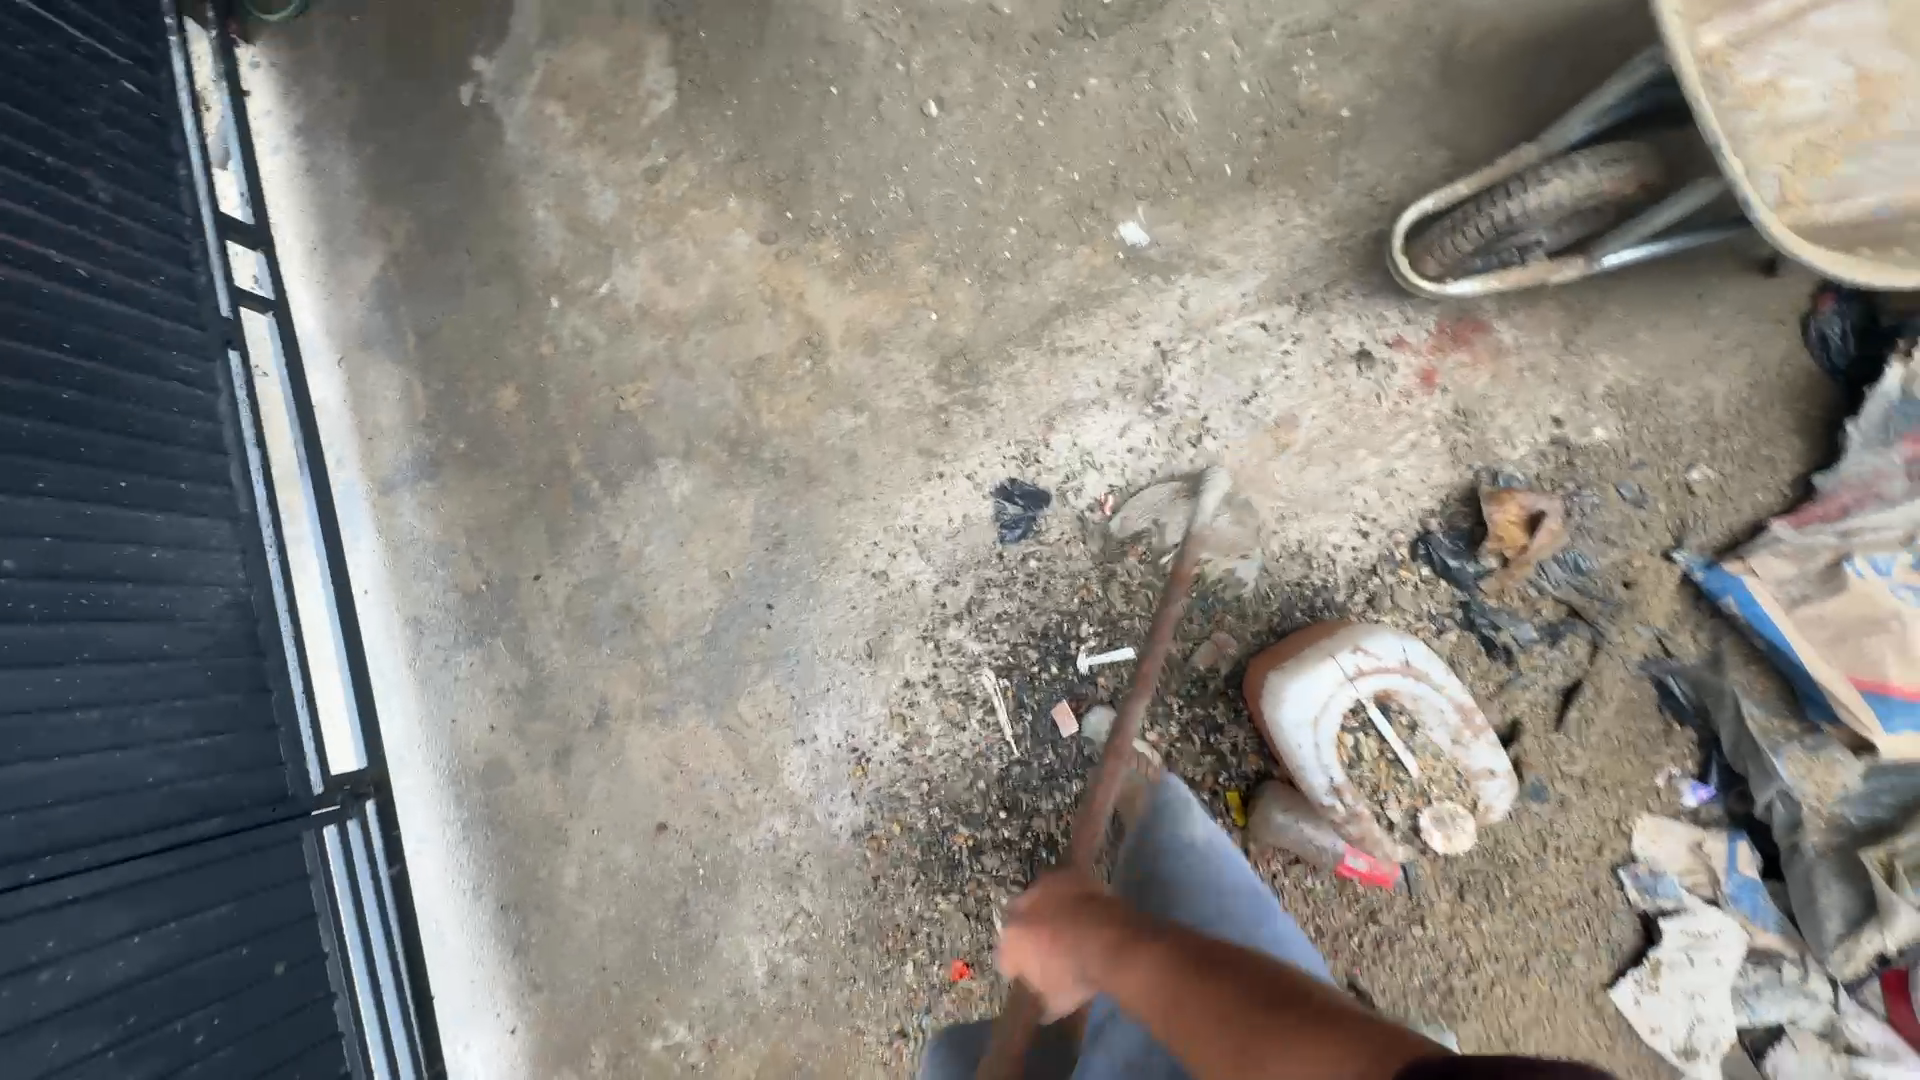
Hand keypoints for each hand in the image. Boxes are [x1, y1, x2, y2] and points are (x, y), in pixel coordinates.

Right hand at [994, 870, 1123, 1021]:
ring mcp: (1042, 888)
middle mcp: (1019, 910)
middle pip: (1016, 921)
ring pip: (1037, 899)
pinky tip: (1080, 907)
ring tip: (1064, 923)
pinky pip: (1061, 886)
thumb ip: (1043, 1000)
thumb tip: (1043, 1007)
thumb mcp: (1057, 1003)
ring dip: (1045, 909)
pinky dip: (1067, 895)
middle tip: (1046, 946)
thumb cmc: (1076, 977)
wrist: (1108, 942)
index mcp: (1011, 941)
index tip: (1030, 975)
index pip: (1004, 957)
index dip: (1018, 968)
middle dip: (1027, 932)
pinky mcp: (1065, 874)